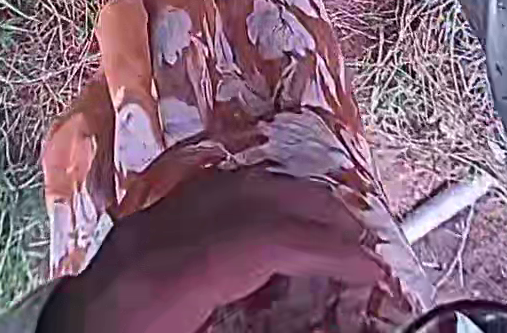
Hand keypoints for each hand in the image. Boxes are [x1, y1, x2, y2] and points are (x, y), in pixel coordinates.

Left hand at [36, 170, 381, 332]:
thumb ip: (257, 326)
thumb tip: (319, 317)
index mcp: (167, 278)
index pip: (255, 241)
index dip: (318, 247)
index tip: (370, 262)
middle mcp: (154, 234)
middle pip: (239, 198)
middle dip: (306, 207)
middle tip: (361, 233)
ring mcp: (142, 224)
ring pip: (218, 187)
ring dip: (277, 194)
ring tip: (323, 216)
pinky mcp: (137, 227)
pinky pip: (199, 195)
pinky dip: (244, 196)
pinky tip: (266, 213)